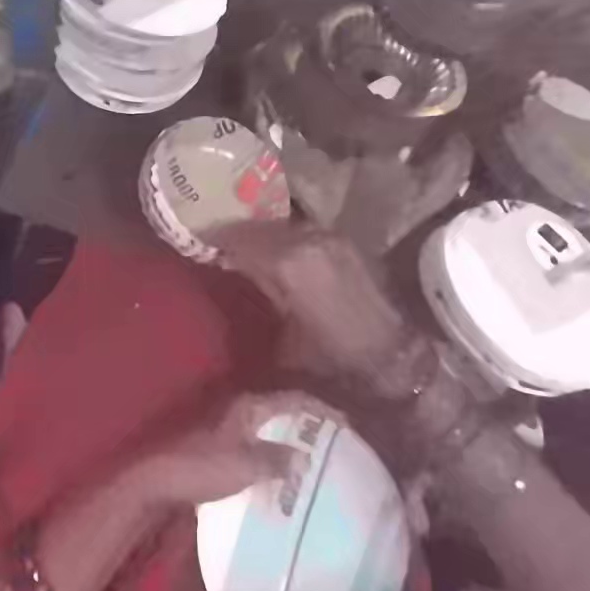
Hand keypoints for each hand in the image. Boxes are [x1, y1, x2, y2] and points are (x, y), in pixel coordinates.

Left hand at [134, 391, 344, 505]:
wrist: (161, 480)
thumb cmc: (202, 467)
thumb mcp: (245, 465)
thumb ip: (276, 459)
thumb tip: (305, 456)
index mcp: (249, 407)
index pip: (293, 398)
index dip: (321, 407)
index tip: (347, 422)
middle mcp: (241, 410)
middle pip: (283, 408)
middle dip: (310, 420)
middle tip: (337, 439)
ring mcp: (231, 427)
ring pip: (272, 425)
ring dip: (294, 436)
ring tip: (319, 455)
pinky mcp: (224, 445)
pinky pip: (261, 442)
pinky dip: (278, 450)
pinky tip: (287, 470)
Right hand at [206, 221, 419, 388]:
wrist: (394, 364)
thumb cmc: (331, 362)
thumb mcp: (279, 345)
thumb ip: (251, 306)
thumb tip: (225, 293)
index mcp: (286, 263)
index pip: (236, 239)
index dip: (212, 239)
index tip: (195, 241)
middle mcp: (306, 240)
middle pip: (256, 227)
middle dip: (234, 235)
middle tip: (213, 244)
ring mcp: (328, 237)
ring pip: (279, 226)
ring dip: (259, 235)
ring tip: (241, 248)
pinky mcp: (343, 242)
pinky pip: (301, 232)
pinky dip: (282, 238)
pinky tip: (274, 253)